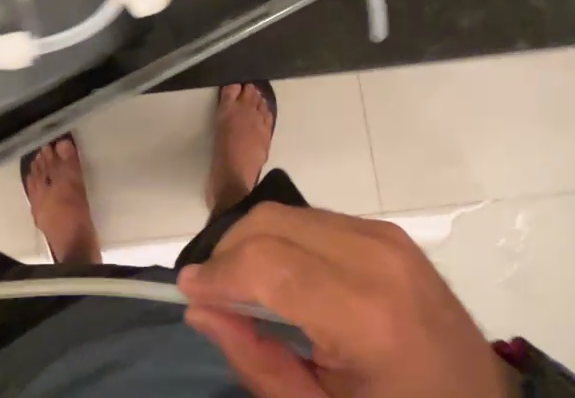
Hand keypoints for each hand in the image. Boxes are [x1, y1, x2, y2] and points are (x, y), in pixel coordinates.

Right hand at [177, 204, 510, 397]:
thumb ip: (257, 362)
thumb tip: (200, 310)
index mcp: (367, 315)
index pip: (267, 264)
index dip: (217, 274)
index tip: (187, 295)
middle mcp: (376, 257)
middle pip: (270, 223)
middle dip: (228, 254)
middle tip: (213, 298)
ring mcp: (385, 237)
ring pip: (287, 213)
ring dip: (252, 243)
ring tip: (245, 291)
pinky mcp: (388, 232)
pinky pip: (313, 219)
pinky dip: (282, 240)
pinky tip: (283, 281)